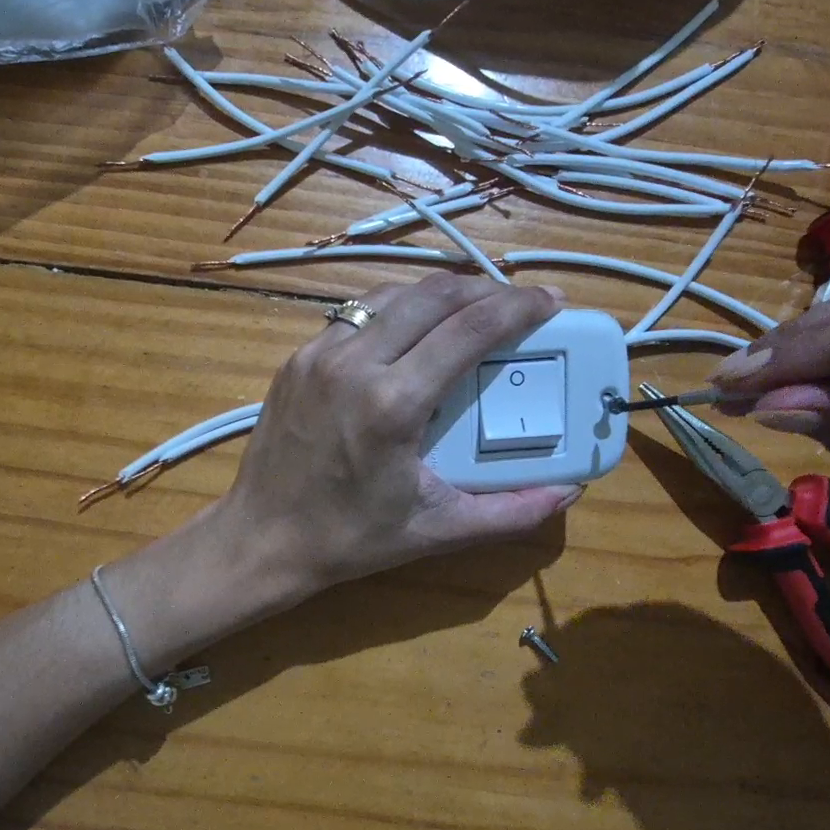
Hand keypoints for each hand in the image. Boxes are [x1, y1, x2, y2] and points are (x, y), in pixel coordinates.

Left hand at [219, 274, 582, 593]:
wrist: (261, 541)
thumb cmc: (350, 540)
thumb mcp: (437, 531)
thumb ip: (509, 512)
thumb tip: (568, 492)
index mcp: (392, 403)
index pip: (469, 328)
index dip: (519, 305)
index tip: (552, 300)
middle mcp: (353, 363)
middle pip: (434, 295)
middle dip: (485, 289)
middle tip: (518, 303)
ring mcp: (318, 355)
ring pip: (391, 295)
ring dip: (439, 294)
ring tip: (472, 309)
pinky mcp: (296, 359)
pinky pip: (356, 315)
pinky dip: (396, 311)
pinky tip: (413, 332)